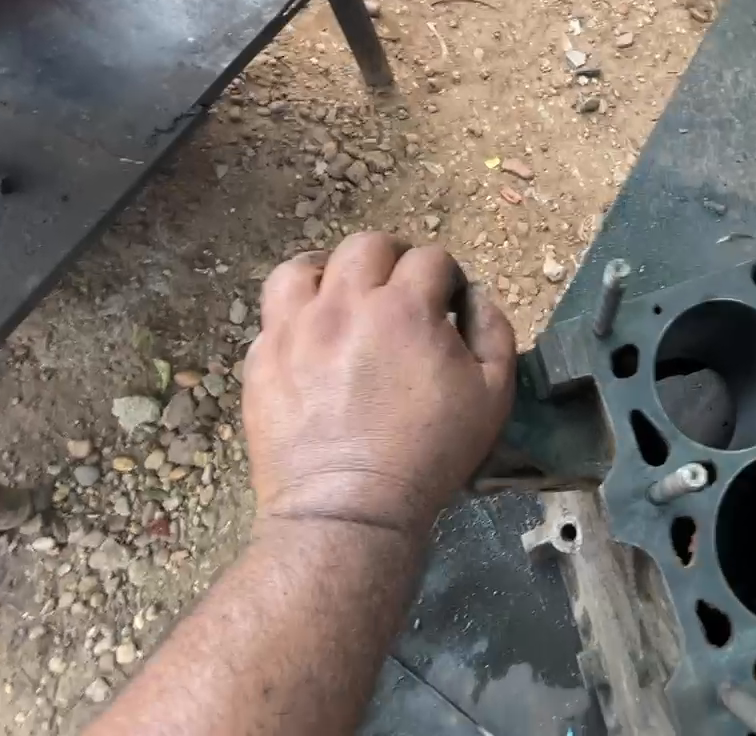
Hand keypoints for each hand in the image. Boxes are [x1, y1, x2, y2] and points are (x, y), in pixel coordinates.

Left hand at [242, 232, 515, 535]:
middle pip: (367, 245)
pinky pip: (274, 313)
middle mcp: (346, 305)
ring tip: (345, 298)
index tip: (450, 306)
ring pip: (303, 267)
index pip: (430, 258)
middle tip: (403, 292)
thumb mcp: (494, 392)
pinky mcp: (261, 359)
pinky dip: (299, 315)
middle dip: (394, 259)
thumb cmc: (431, 451)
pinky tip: (316, 339)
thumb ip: (494, 329)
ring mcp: (295, 329)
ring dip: (332, 273)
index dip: (448, 277)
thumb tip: (474, 295)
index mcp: (406, 308)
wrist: (349, 510)